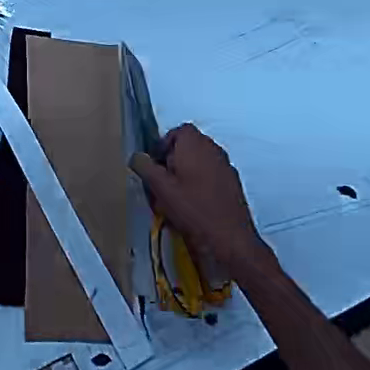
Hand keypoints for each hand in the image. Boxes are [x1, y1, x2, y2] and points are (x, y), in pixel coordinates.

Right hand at [131, 125, 273, 273]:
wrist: (228, 238)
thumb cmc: (192, 209)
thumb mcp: (160, 187)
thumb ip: (145, 167)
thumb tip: (137, 156)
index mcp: (196, 146)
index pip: (179, 130)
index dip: (164, 144)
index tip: (155, 163)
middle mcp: (214, 151)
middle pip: (190, 145)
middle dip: (172, 159)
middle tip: (161, 180)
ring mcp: (226, 168)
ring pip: (199, 161)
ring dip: (185, 172)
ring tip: (173, 195)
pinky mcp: (232, 185)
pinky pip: (210, 176)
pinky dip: (198, 183)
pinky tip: (190, 204)